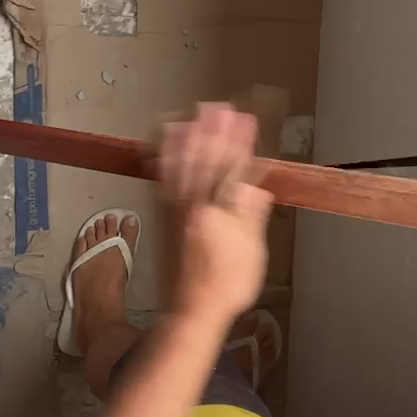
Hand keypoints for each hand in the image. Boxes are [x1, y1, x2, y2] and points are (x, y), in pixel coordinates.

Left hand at [155, 103, 272, 326]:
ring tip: (190, 115)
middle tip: (217, 106)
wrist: (190, 310)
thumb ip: (252, 218)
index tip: (245, 119)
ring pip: (179, 167)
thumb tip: (257, 189)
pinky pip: (160, 181)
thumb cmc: (227, 286)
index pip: (232, 169)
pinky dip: (161, 161)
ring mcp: (174, 211)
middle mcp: (193, 206)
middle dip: (212, 131)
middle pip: (204, 161)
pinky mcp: (162, 218)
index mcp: (219, 214)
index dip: (238, 143)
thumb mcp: (252, 254)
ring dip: (186, 139)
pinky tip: (161, 147)